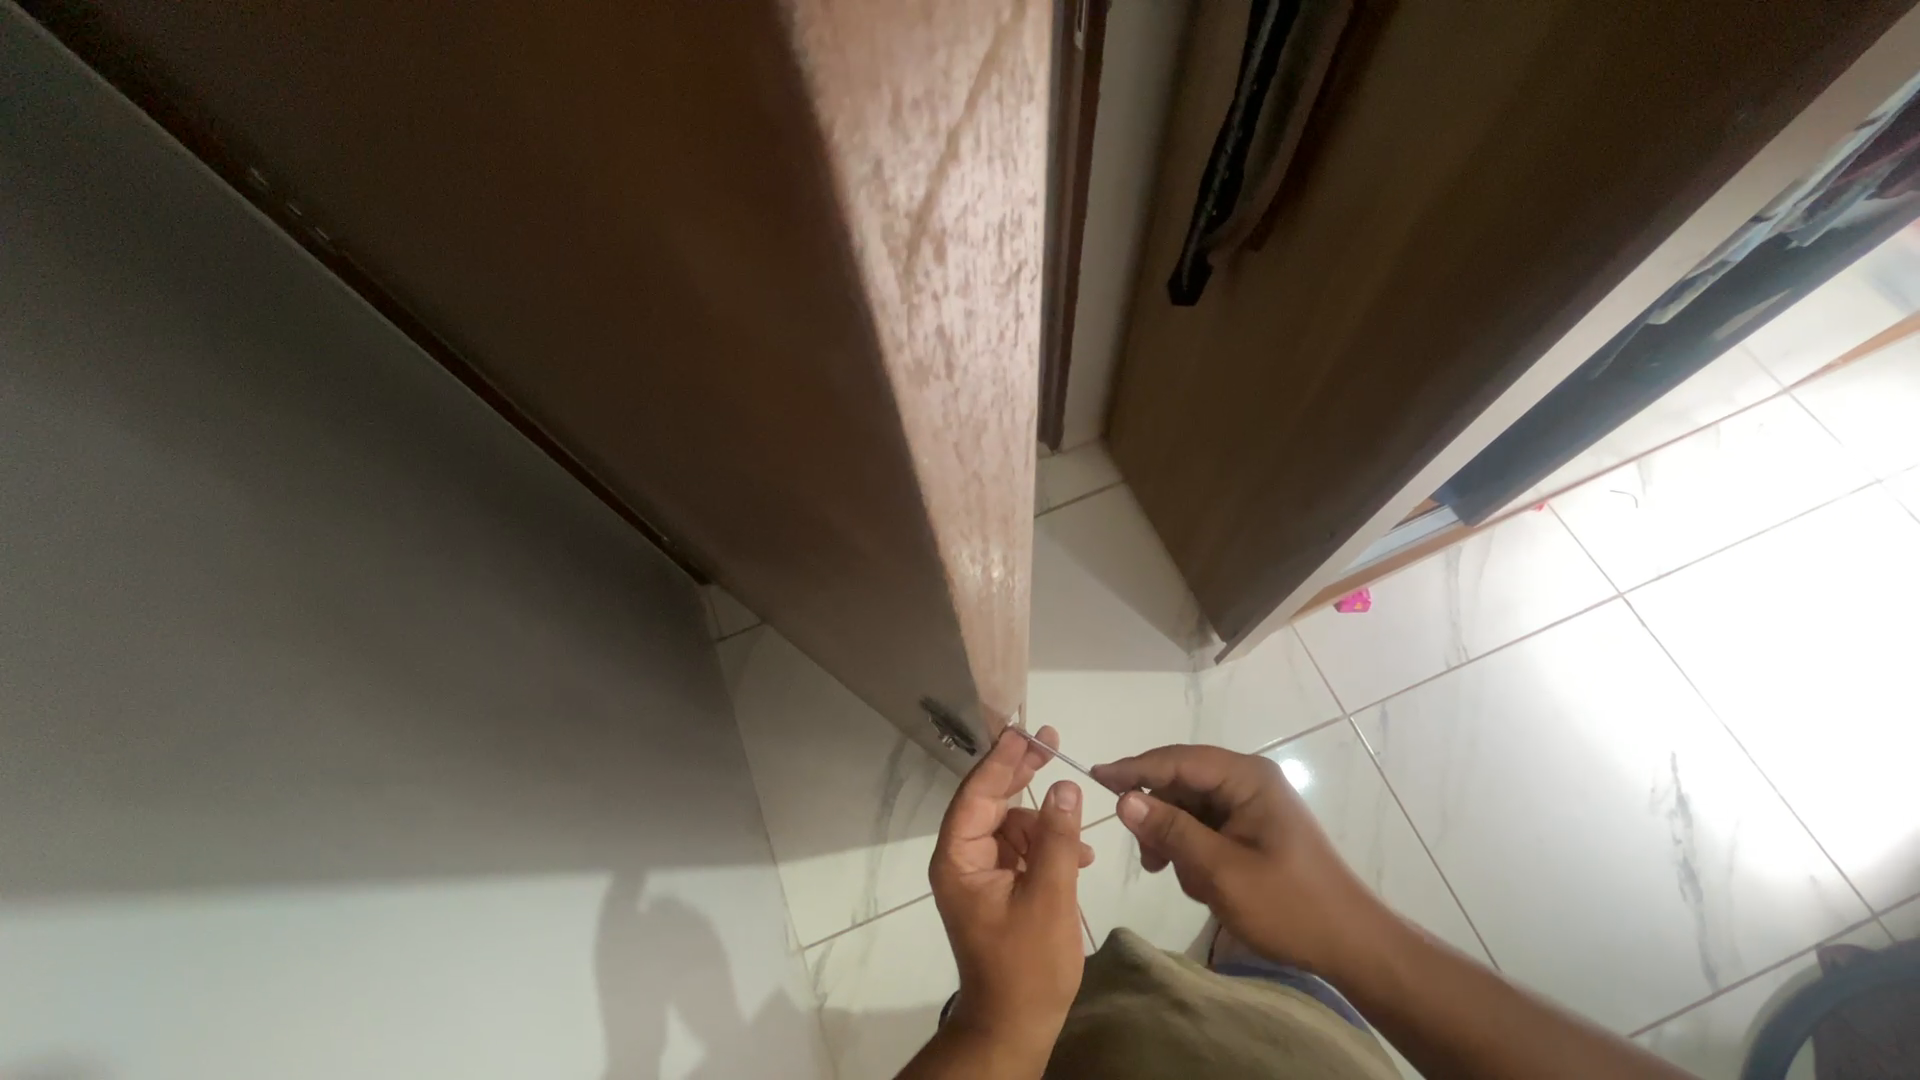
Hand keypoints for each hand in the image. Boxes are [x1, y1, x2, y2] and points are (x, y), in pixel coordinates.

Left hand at [927, 725, 1091, 1057]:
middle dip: (1021, 774)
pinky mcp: (997, 887)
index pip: (976, 793)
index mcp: (958, 858)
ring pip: (1010, 825)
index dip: (1002, 760)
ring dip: (1044, 822)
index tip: (1025, 731)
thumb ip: (1056, 838)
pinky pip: (1020, 850)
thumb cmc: (1026, 965)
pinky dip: (1046, 847)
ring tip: (1078, 838)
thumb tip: (1064, 786)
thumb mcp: (1048, 897)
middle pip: (990, 801)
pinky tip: (1077, 856)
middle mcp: (961, 858)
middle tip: (1050, 742)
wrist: (1014, 1026)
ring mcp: (979, 873)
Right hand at [1091, 744, 1393, 977]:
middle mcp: (1248, 780)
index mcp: (1247, 778)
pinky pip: (1204, 825)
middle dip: (1158, 816)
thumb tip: (1124, 798)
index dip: (1134, 769)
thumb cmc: (1290, 905)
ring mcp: (1251, 804)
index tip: (1094, 778)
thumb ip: (1171, 831)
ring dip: (1174, 838)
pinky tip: (1194, 879)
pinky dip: (1190, 849)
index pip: (1177, 761)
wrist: (1353, 946)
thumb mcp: (1221, 871)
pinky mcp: (1251, 827)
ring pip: (1188, 806)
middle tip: (1146, 856)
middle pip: (1180, 782)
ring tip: (1173, 874)